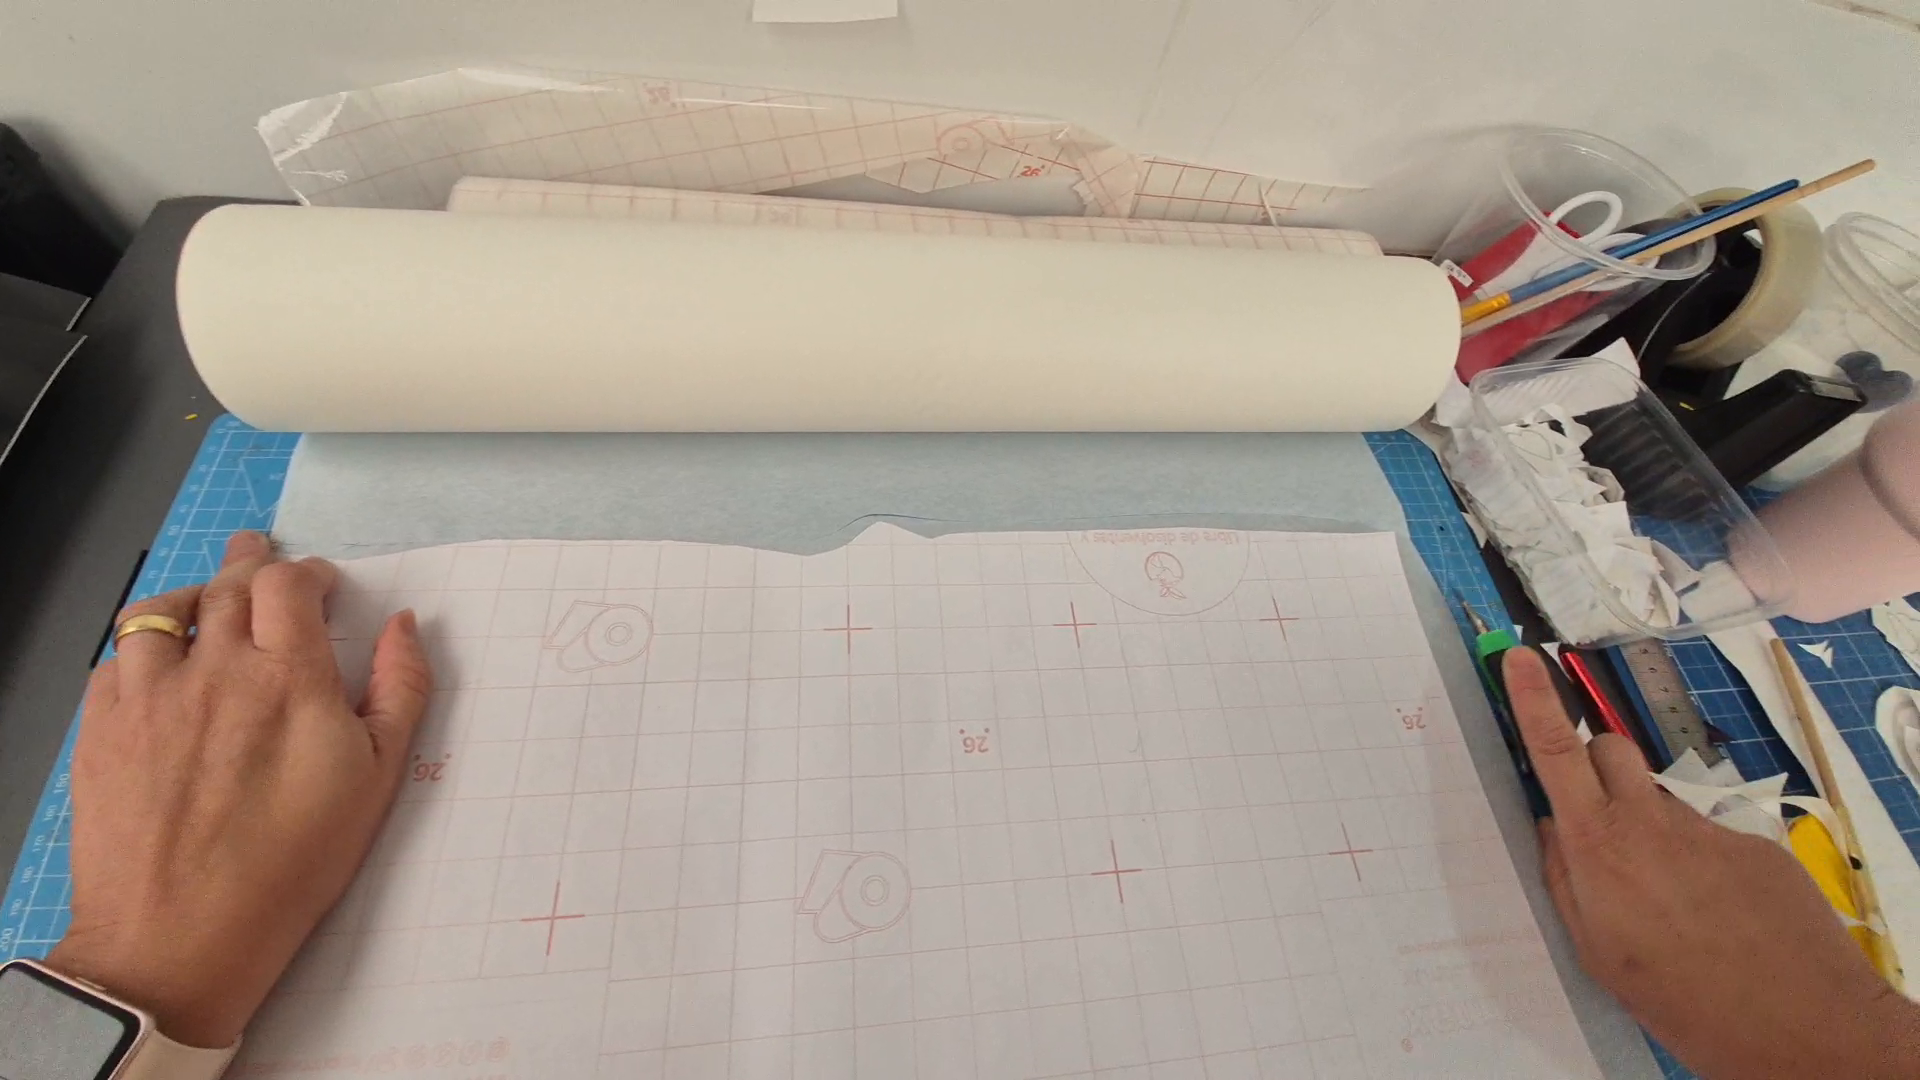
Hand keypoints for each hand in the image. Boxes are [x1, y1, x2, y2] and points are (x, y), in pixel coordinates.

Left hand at [45, 531, 431, 1048]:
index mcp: (287, 676)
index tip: (324, 585)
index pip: (287, 586)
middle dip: (251, 563)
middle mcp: (212, 671)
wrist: (186, 929)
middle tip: (262, 552)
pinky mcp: (99, 731)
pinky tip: (164, 658)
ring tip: (210, 597)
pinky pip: (114, 660)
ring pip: (158, 612)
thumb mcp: (383, 766)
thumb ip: (402, 683)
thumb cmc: (304, 846)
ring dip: (192, 593)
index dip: (308, 572)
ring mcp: (145, 699)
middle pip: (226, 586)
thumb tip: (404, 622)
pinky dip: (144, 642)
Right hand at [1505, 647, 1919, 1079]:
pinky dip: (1703, 861)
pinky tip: (1719, 912)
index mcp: (1597, 842)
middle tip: (1597, 807)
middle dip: (1595, 761)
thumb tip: (1552, 826)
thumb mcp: (1591, 944)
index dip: (1534, 699)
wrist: (1815, 1043)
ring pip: (1660, 799)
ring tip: (1671, 889)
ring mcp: (1712, 832)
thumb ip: (1562, 873)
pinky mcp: (1762, 851)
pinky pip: (1712, 836)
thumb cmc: (1678, 998)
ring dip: (1649, 822)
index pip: (1555, 750)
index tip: (1522, 657)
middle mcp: (1650, 822)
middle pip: (1612, 748)